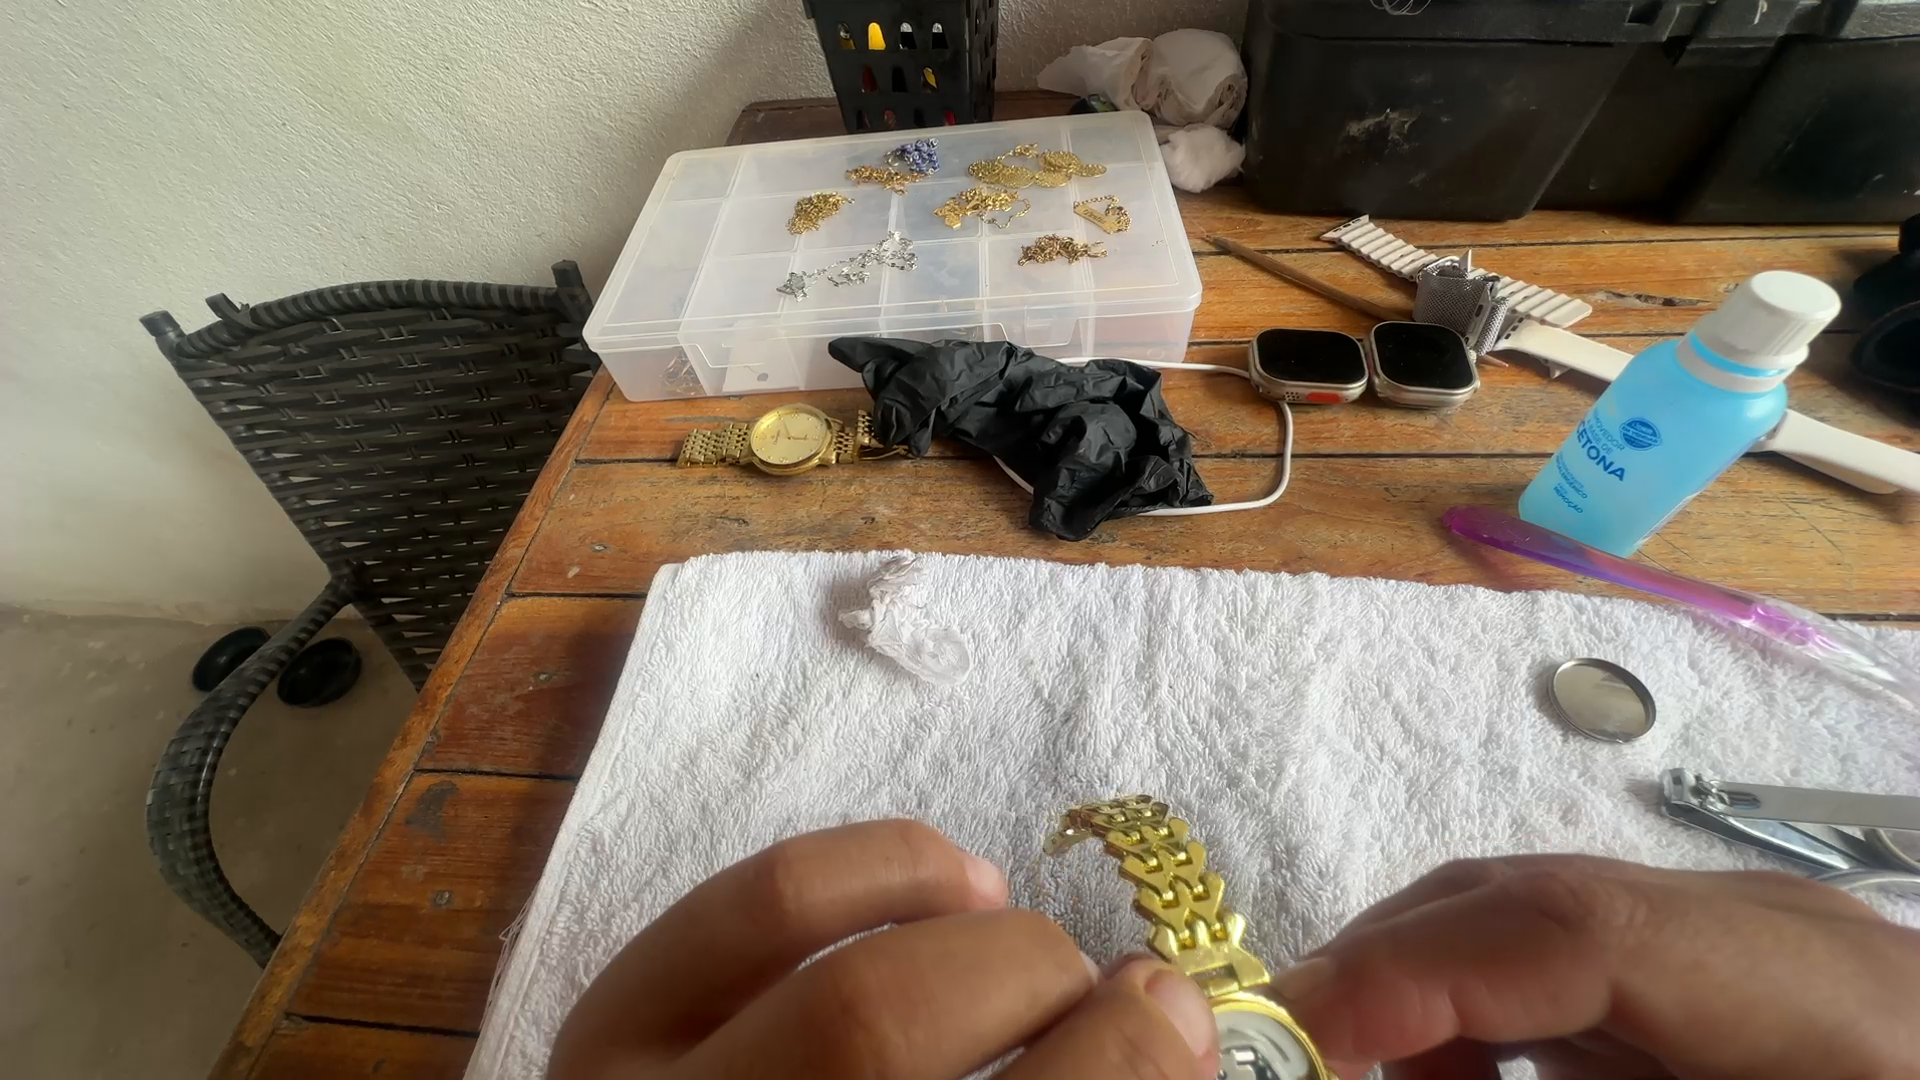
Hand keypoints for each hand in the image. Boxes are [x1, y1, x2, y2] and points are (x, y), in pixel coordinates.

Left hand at [547, 819, 1220, 1079]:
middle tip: (1093, 984)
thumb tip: (1172, 1015)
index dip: (1121, 1071)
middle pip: (886, 1037)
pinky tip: (951, 878)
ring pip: (836, 978)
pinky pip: (758, 898)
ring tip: (1015, 926)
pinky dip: (881, 863)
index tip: (1179, 1011)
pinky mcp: (612, 1017)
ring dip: (970, 933)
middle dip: (1037, 987)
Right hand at [1277, 854, 1919, 1078]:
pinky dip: (1480, 1009)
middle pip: (1508, 901)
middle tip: (1301, 1045)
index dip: (1411, 971)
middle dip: (1386, 975)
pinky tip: (1465, 1069)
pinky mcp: (1702, 955)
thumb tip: (1385, 1070)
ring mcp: (1724, 927)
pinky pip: (1548, 953)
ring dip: (1423, 995)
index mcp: (1806, 983)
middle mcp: (1752, 922)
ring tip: (1373, 1066)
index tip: (1301, 1030)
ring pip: (1509, 915)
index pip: (1563, 925)